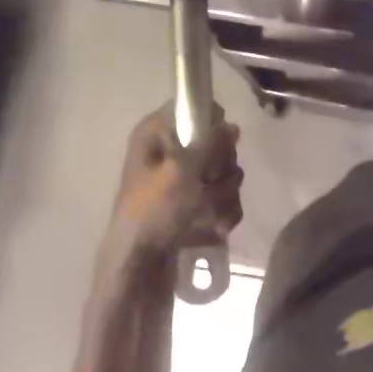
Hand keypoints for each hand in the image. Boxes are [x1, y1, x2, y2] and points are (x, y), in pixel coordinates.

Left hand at [106, 105, 243, 259]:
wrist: (140, 263)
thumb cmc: (155, 210)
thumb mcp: (182, 170)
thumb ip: (210, 144)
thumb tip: (231, 126)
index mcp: (156, 133)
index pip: (193, 108)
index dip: (211, 124)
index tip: (218, 142)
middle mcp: (170, 152)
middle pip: (217, 143)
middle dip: (221, 168)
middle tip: (210, 182)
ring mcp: (185, 181)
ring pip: (225, 174)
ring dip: (223, 195)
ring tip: (208, 214)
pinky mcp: (195, 206)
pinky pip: (224, 199)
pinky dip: (222, 213)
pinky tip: (215, 227)